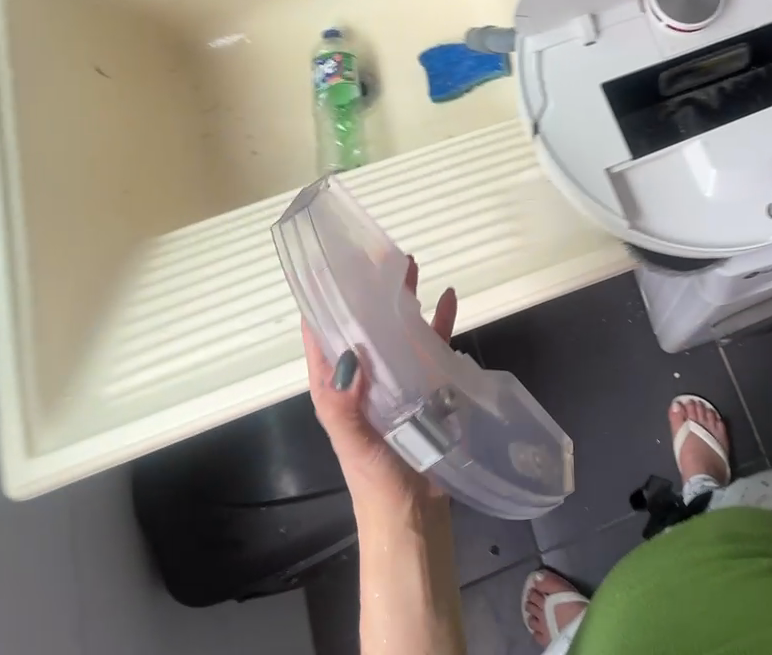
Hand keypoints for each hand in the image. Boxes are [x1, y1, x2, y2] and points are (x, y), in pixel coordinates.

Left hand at [303, 259, 457, 516]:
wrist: (414, 516)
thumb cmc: (375, 481)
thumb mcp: (354, 443)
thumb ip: (344, 405)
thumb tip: (347, 356)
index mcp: (337, 389)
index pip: (322, 337)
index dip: (321, 302)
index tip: (329, 266)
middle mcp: (366, 378)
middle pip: (363, 325)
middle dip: (367, 291)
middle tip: (378, 254)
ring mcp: (398, 381)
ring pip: (397, 330)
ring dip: (402, 300)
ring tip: (410, 265)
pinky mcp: (428, 388)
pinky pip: (433, 347)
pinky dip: (441, 322)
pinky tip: (450, 299)